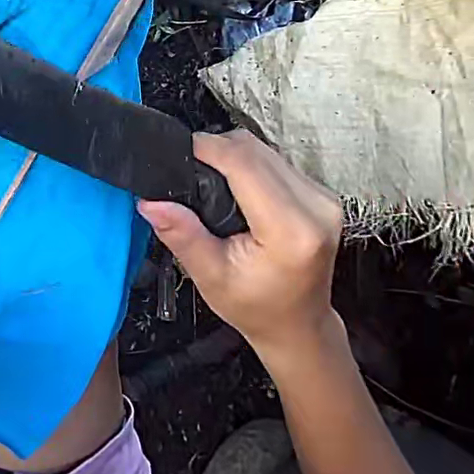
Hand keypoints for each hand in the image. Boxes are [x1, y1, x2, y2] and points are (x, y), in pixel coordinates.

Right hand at [138, 131, 344, 358]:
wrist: (297, 325)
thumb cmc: (258, 307)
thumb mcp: (210, 276)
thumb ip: (182, 234)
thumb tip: (151, 202)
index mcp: (290, 231)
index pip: (245, 164)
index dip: (208, 148)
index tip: (180, 150)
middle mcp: (314, 209)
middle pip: (255, 149)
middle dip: (217, 149)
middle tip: (189, 166)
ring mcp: (322, 199)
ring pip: (265, 149)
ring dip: (233, 155)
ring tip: (211, 178)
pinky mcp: (320, 194)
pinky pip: (277, 160)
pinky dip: (250, 164)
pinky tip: (236, 186)